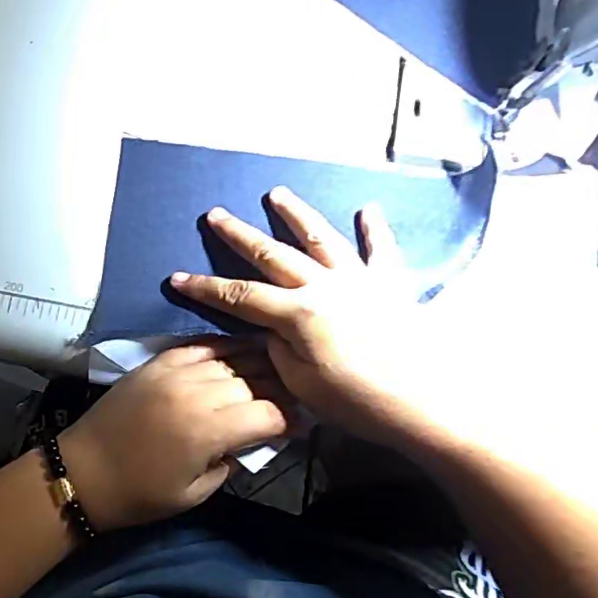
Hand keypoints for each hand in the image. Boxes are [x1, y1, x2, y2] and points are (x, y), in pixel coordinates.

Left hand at [57, 340, 291, 530]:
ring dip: (254, 366)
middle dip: (276, 391)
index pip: (267, 413)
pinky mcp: (156, 363)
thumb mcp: (196, 493)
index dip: (289, 420)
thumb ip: (232, 461)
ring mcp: (174, 373)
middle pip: (253, 381)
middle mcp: (195, 394)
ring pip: (230, 360)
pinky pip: (198, 346)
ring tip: (270, 374)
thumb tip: (257, 439)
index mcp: (207, 431)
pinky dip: (222, 348)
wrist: (84, 472)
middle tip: (288, 401)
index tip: (299, 427)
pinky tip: (237, 351)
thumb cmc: (140, 495)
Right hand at [167, 188, 474, 458]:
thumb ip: (279, 349)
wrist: (421, 404)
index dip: (205, 288)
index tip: (177, 278)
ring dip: (296, 215)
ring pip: (320, 238)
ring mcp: (359, 280)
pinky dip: (374, 229)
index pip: (240, 297)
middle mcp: (324, 286)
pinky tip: (368, 209)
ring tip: (277, 194)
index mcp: (297, 314)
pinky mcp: (390, 285)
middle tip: (215, 215)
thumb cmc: (356, 402)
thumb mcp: (301, 384)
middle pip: (273, 255)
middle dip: (239, 236)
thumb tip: (274, 328)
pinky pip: (381, 250)